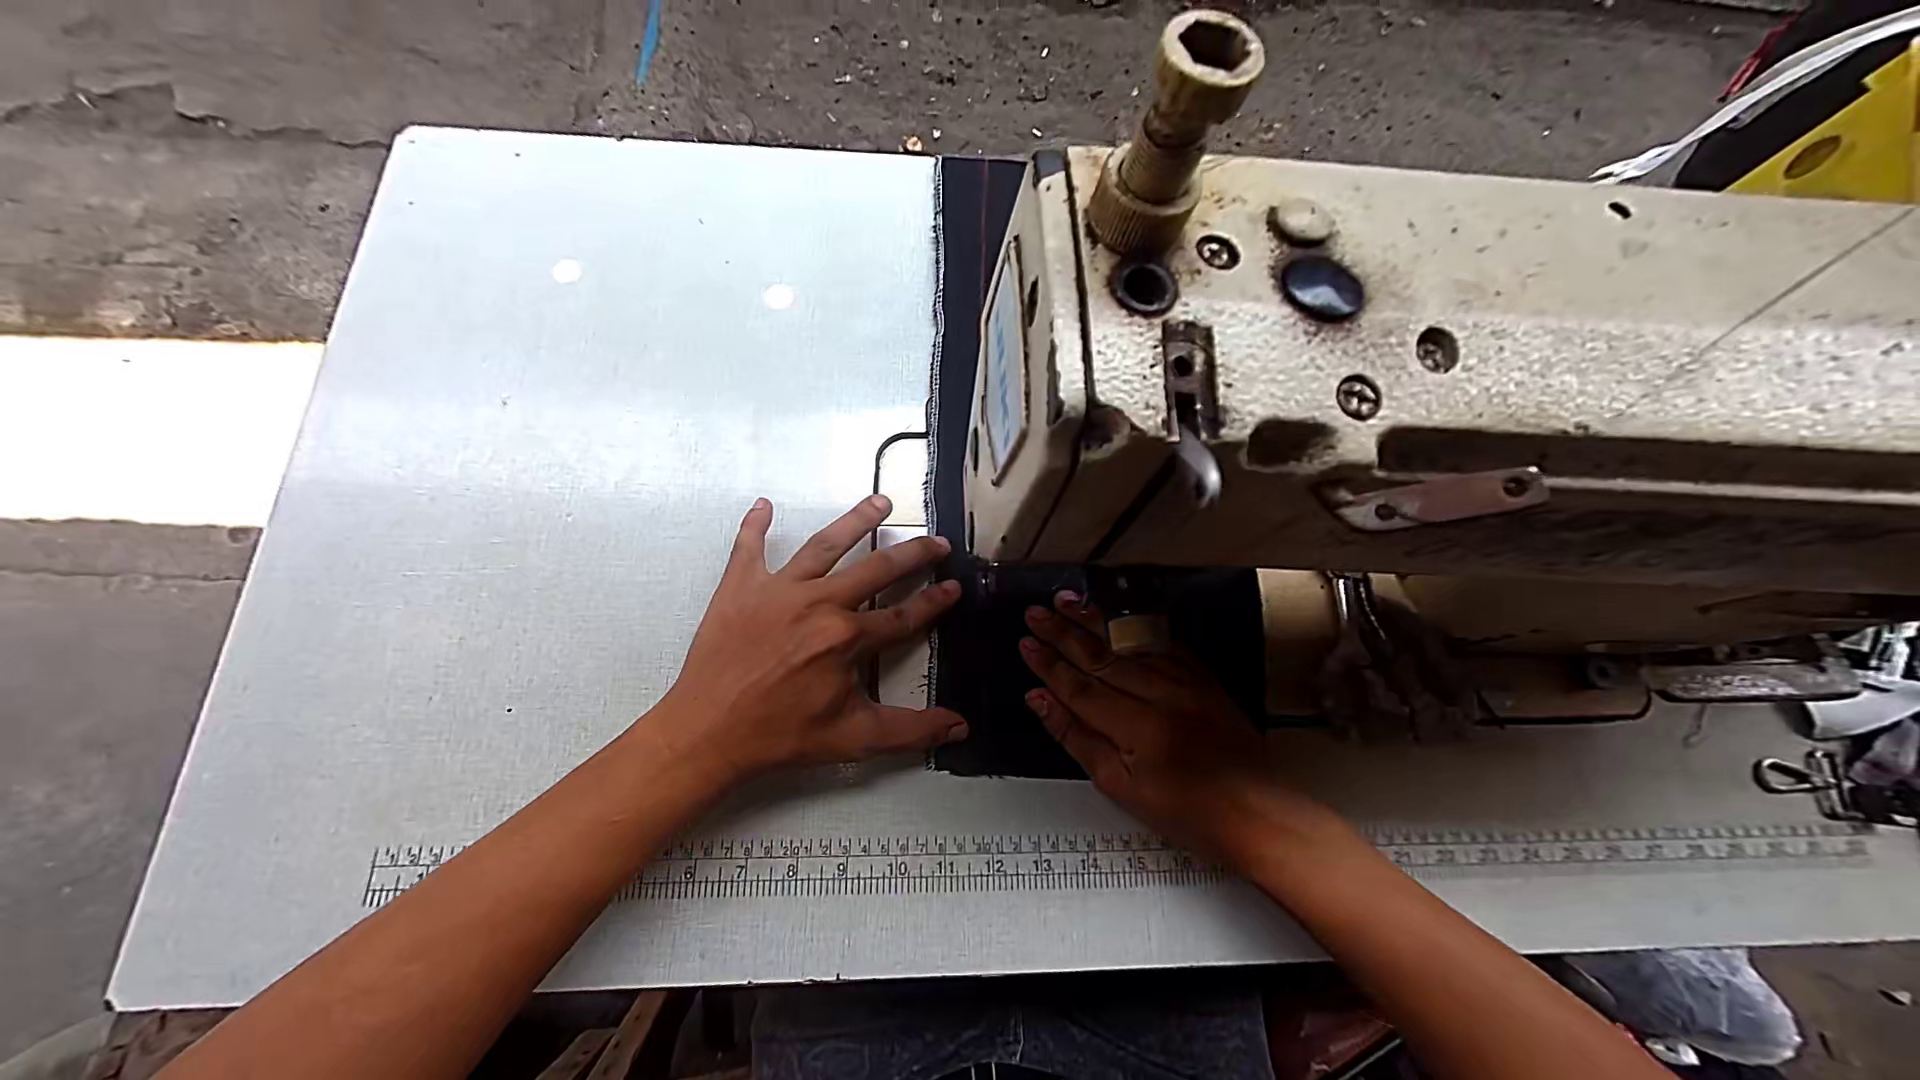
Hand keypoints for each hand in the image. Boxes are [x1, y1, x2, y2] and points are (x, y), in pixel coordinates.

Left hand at [658, 495, 968, 780]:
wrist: (707, 733)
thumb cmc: (780, 736)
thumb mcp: (854, 739)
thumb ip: (912, 730)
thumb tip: (959, 727)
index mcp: (847, 638)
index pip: (903, 615)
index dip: (934, 602)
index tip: (954, 587)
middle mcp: (818, 604)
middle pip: (877, 569)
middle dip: (914, 553)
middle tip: (937, 541)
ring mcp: (778, 590)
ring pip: (826, 545)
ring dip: (856, 520)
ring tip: (880, 501)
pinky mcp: (740, 587)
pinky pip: (749, 547)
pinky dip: (755, 525)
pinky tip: (764, 505)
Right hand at [1019, 592, 1332, 862]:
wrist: (1259, 813)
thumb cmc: (1190, 813)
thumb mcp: (1122, 788)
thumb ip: (1077, 738)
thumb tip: (1041, 701)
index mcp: (1139, 728)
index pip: (1080, 686)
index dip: (1049, 665)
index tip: (1025, 644)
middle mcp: (1163, 695)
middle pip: (1101, 656)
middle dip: (1063, 632)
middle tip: (1035, 613)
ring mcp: (1186, 682)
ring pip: (1129, 642)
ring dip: (1095, 620)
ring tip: (1066, 601)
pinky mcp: (1203, 678)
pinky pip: (1163, 644)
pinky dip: (1135, 628)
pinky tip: (1117, 616)